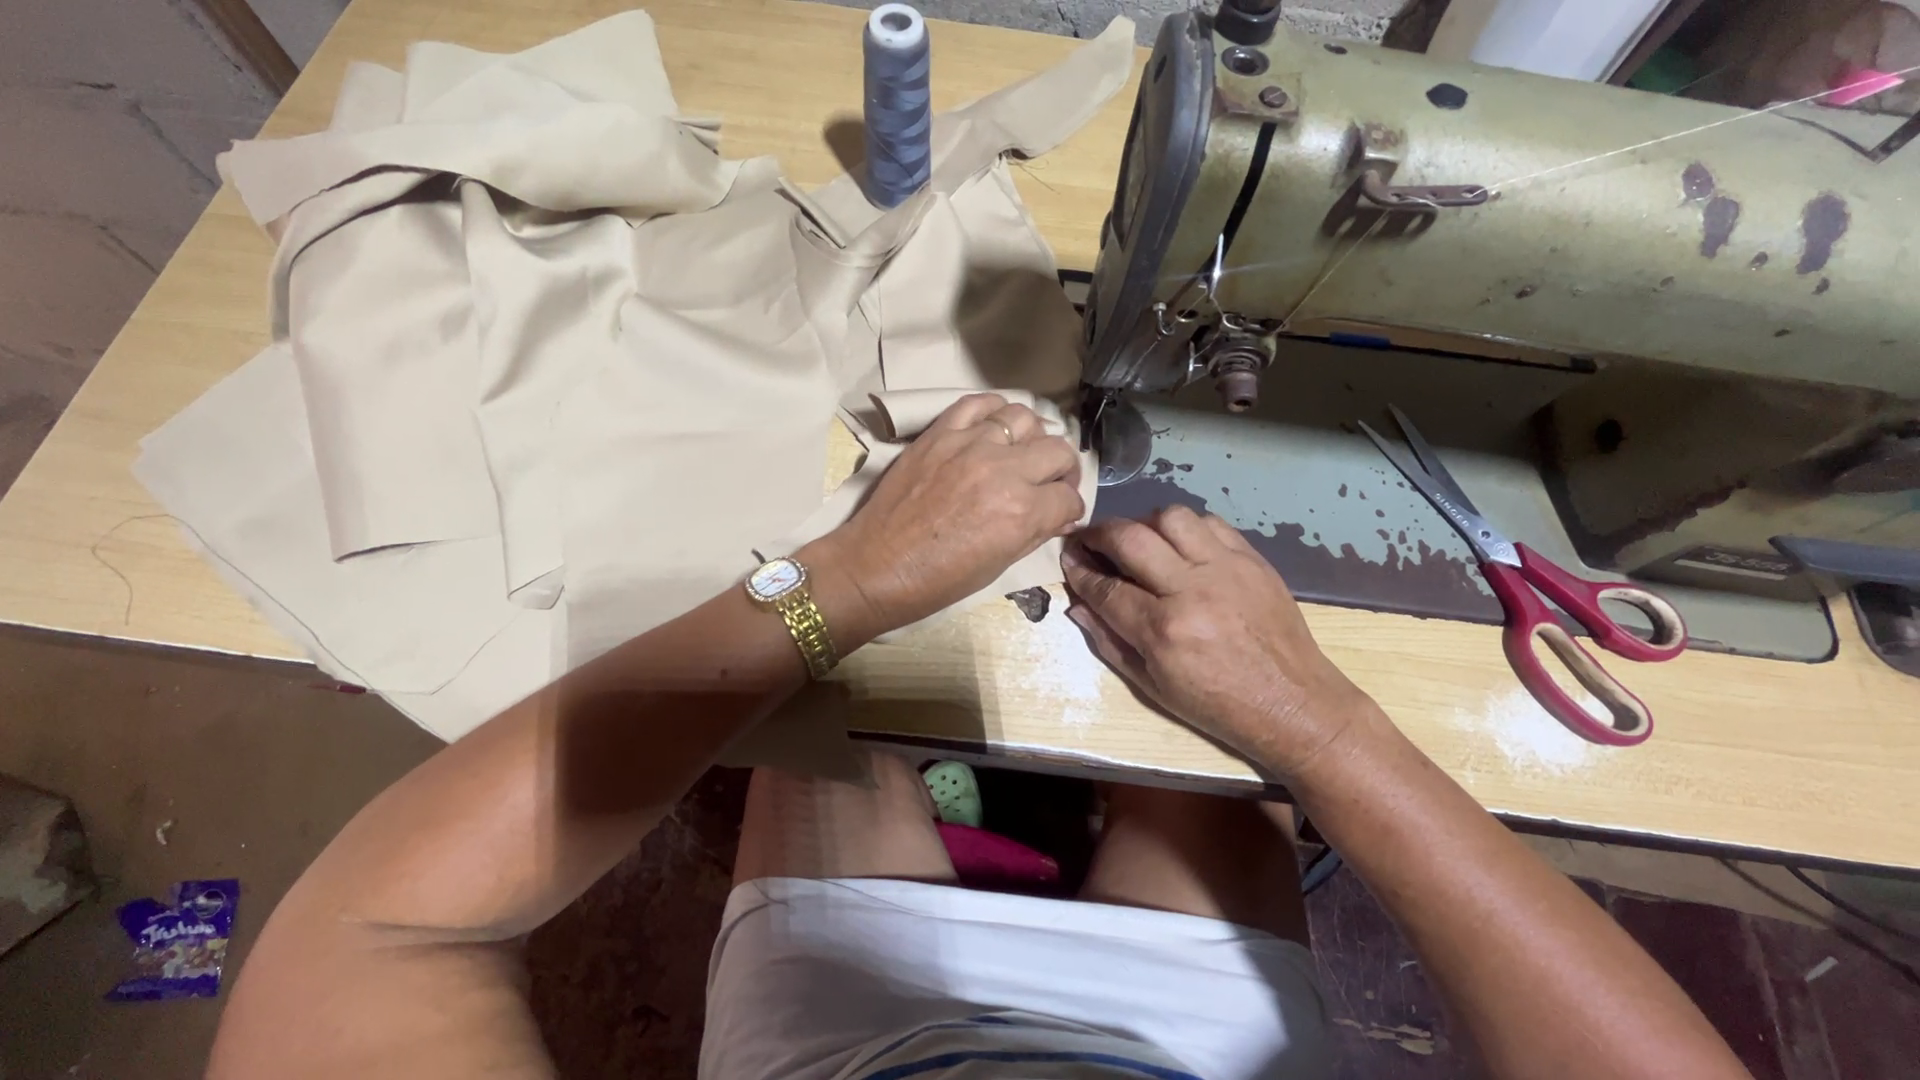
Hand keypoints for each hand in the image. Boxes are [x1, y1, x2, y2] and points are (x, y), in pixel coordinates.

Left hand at [810, 393, 1083, 637]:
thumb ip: (1035, 532)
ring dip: (1032, 437)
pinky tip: (995, 428)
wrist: (876, 567)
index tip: (1062, 513)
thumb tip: (1061, 515)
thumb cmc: (939, 581)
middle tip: (1050, 483)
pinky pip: (979, 403)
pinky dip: (994, 411)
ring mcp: (970, 445)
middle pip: (1058, 451)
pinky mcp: (940, 432)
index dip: (1070, 508)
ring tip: (1022, 453)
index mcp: (1021, 512)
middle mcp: (1003, 470)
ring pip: (1024, 417)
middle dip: (1063, 471)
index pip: (1069, 497)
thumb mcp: (1000, 566)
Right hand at [1060, 506, 1374, 777]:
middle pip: (1131, 538)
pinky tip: (1178, 544)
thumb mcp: (1152, 686)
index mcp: (1163, 631)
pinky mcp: (1252, 560)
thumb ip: (1110, 641)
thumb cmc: (1216, 705)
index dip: (1079, 571)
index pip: (1106, 587)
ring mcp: (1226, 569)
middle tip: (1087, 538)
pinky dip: (1185, 528)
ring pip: (1171, 518)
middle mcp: (1192, 590)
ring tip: (1137, 539)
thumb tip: (1077, 605)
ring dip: (1144, 523)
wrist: (1291, 703)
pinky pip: (1210, 523)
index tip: (1066, 559)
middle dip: (1099, 534)